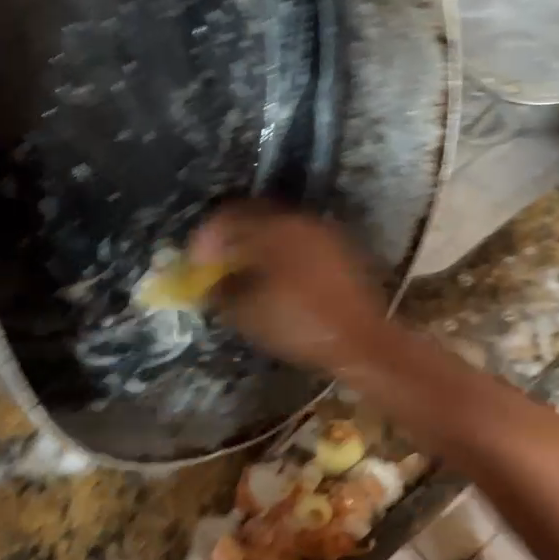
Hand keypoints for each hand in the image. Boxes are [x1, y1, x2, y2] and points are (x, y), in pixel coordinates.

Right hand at [189, 203, 393, 373]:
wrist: (364, 342)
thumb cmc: (302, 327)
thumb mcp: (249, 314)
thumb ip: (221, 291)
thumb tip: (209, 283)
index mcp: (275, 229)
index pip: (227, 217)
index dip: (204, 239)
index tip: (195, 264)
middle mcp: (301, 221)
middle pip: (254, 217)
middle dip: (230, 240)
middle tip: (215, 267)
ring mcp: (325, 233)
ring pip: (279, 229)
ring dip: (256, 246)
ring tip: (244, 275)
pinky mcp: (341, 250)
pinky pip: (301, 243)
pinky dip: (282, 254)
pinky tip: (277, 280)